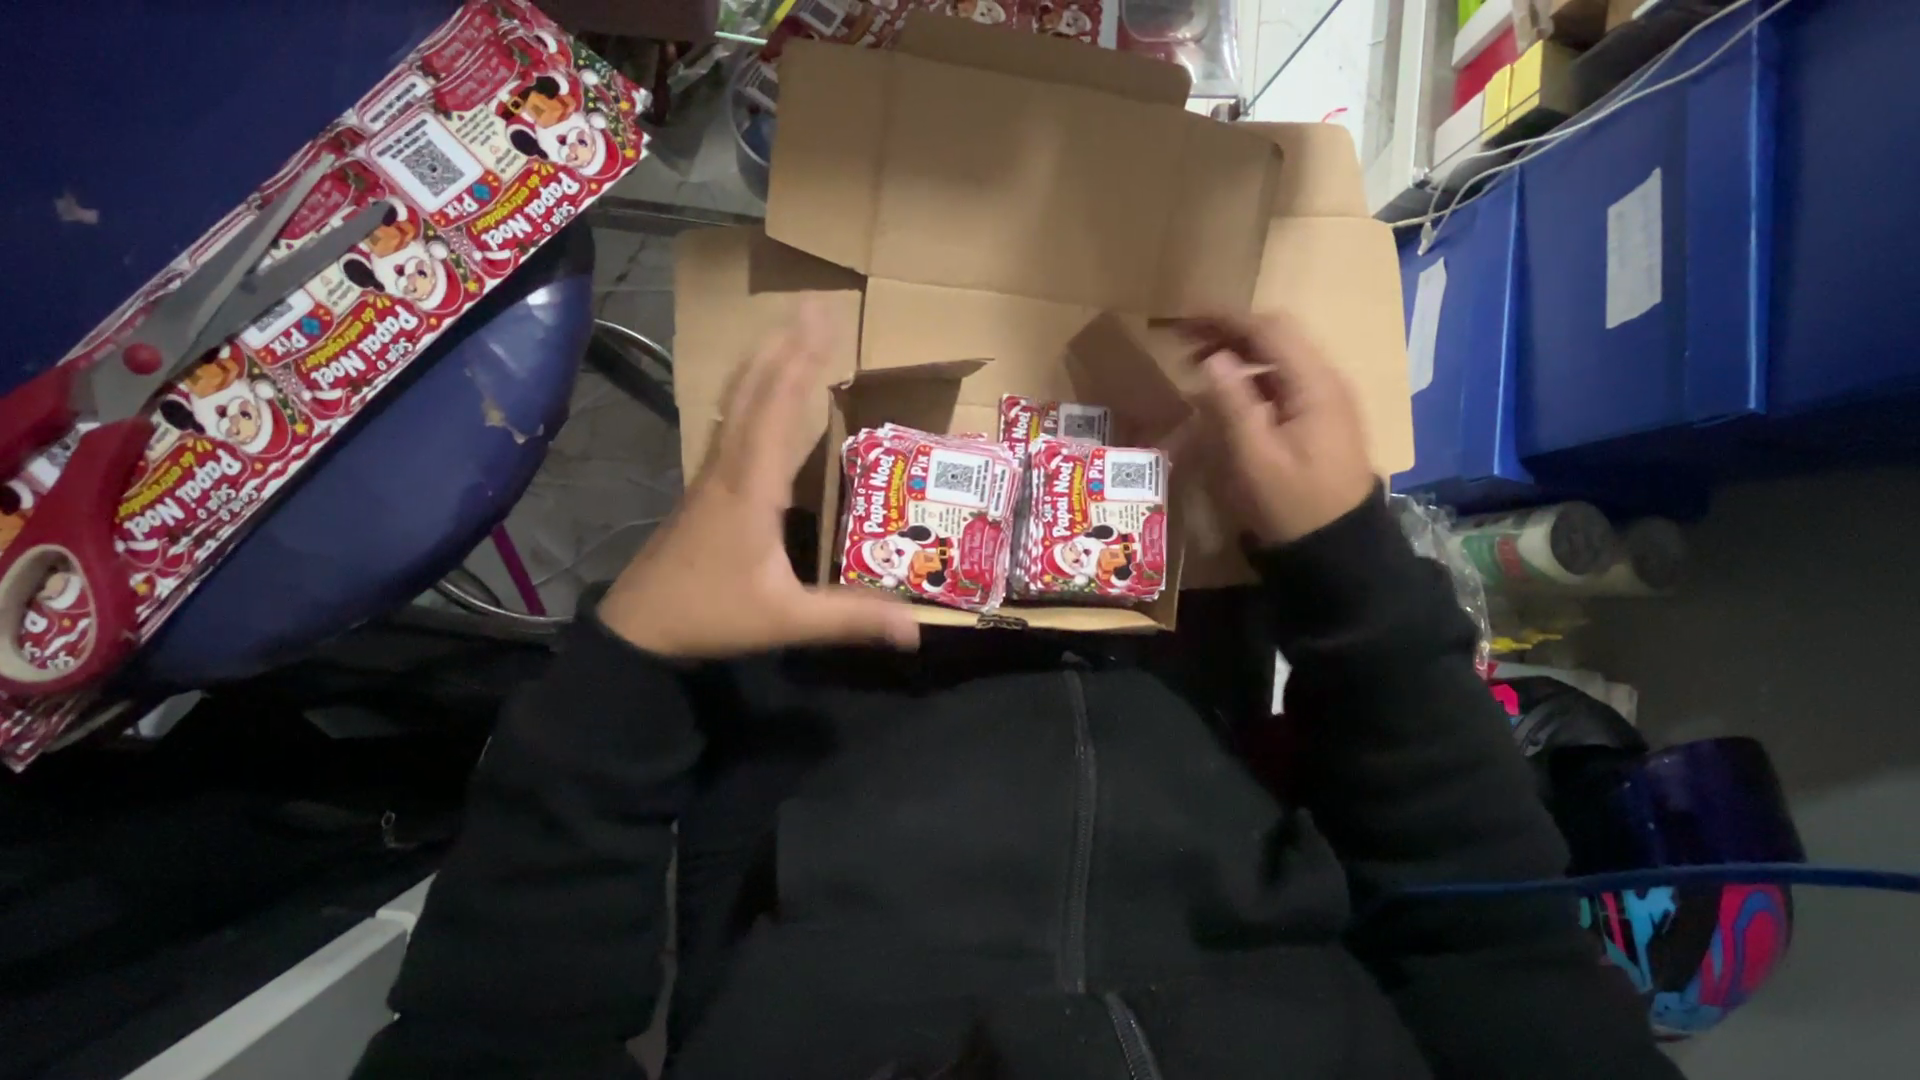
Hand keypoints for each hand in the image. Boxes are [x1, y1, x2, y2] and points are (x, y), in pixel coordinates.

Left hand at [597, 302, 920, 657]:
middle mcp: (728, 466)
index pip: (778, 408)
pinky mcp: (704, 486)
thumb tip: (917, 628)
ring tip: (789, 331)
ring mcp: (711, 473)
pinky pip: (731, 422)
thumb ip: (850, 619)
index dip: (802, 360)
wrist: (638, 628)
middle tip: (812, 305)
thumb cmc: (710, 615)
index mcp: (751, 487)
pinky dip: (751, 392)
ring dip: (763, 361)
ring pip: (736, 401)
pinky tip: (761, 393)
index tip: (823, 318)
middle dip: (783, 343)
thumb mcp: (786, 620)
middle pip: (752, 389)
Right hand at [1177, 312, 1375, 545]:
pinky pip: (1284, 380)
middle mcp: (1326, 381)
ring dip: (1239, 351)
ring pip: (1280, 357)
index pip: (1269, 330)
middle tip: (1182, 339)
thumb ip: (1233, 404)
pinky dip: (1252, 374)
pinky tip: (1227, 389)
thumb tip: (1213, 359)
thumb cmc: (1292, 504)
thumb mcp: (1255, 458)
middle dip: (1228, 331)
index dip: (1225, 319)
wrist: (1337, 546)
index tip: (1183, 319)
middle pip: (1276, 336)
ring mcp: (1326, 398)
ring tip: (1197, 362)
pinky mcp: (1320, 416)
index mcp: (1314, 385)